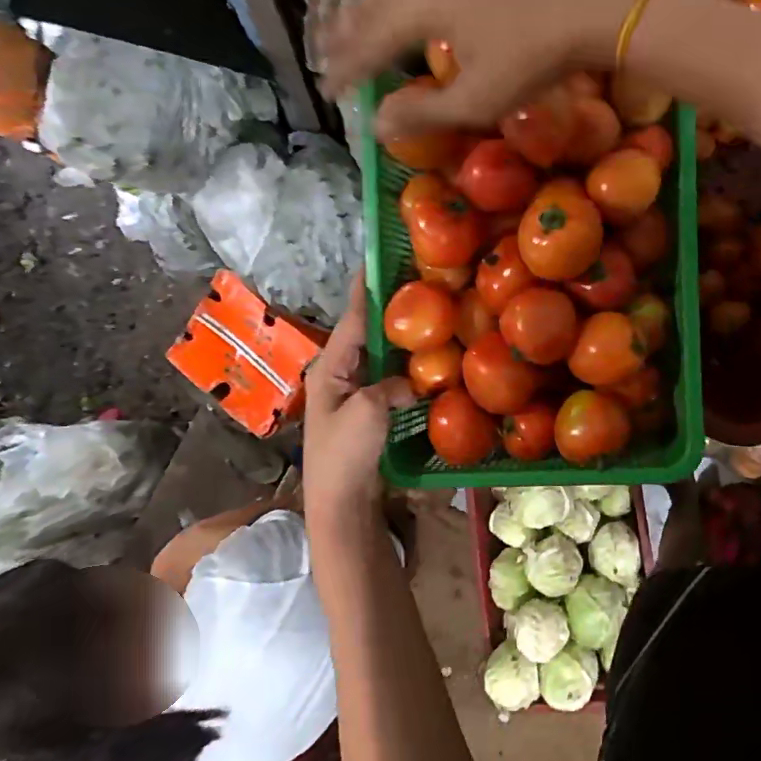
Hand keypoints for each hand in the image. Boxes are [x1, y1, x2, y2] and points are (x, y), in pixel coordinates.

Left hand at [303, 273, 413, 533]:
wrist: (340, 503)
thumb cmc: (345, 454)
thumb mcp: (369, 412)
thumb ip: (393, 384)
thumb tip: (416, 380)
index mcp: (330, 366)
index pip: (352, 317)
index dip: (366, 287)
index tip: (380, 257)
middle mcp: (340, 372)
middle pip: (367, 331)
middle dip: (390, 307)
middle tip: (421, 282)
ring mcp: (355, 391)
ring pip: (381, 354)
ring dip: (401, 336)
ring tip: (430, 311)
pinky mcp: (371, 408)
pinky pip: (391, 376)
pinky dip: (408, 365)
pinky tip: (430, 358)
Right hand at [322, 0, 658, 137]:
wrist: (590, 6)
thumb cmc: (531, 57)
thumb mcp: (477, 99)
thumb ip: (424, 112)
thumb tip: (376, 125)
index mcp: (410, 8)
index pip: (363, 44)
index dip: (344, 72)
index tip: (326, 94)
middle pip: (367, 9)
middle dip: (346, 38)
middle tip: (329, 62)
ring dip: (367, 17)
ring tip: (357, 36)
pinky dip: (395, 5)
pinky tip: (407, 16)